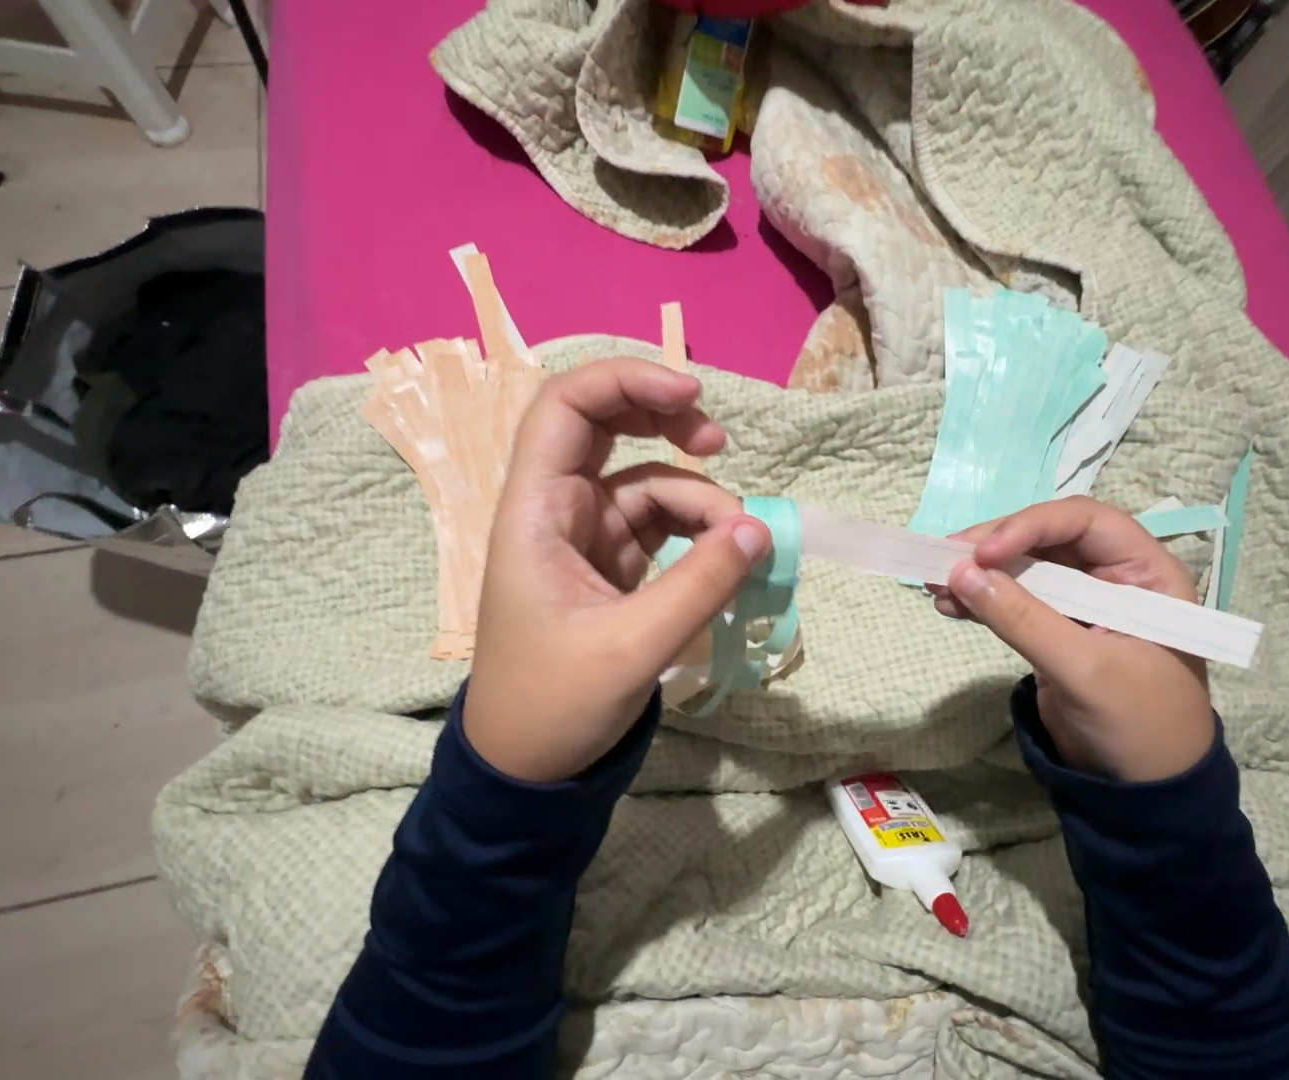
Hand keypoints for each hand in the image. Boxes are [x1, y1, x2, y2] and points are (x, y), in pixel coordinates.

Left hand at [462, 358, 769, 782]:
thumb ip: (700, 586)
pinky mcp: (614, 566)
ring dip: (699, 499)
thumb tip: (760, 530)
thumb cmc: (555, 704)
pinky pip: (663, 526)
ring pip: (648, 483)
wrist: (528, 768)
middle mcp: (558, 509)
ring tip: (742, 543)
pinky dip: (700, 534)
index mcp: (536, 511)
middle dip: (666, 420)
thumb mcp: (632, 648)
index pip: (566, 408)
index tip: (691, 395)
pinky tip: (729, 557)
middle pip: (606, 426)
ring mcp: (588, 536)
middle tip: (719, 441)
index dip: (625, 381)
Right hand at [928, 497, 1213, 781]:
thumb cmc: (1137, 725)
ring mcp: (1080, 603)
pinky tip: (948, 604)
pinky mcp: (1053, 629)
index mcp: (1144, 573)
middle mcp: (1113, 577)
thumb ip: (1024, 619)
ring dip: (978, 573)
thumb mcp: (1084, 670)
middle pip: (1046, 539)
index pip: (1085, 522)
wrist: (1142, 792)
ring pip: (1022, 569)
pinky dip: (979, 600)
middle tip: (941, 559)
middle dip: (993, 547)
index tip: (982, 552)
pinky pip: (1012, 600)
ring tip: (933, 583)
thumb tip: (960, 573)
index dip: (1030, 526)